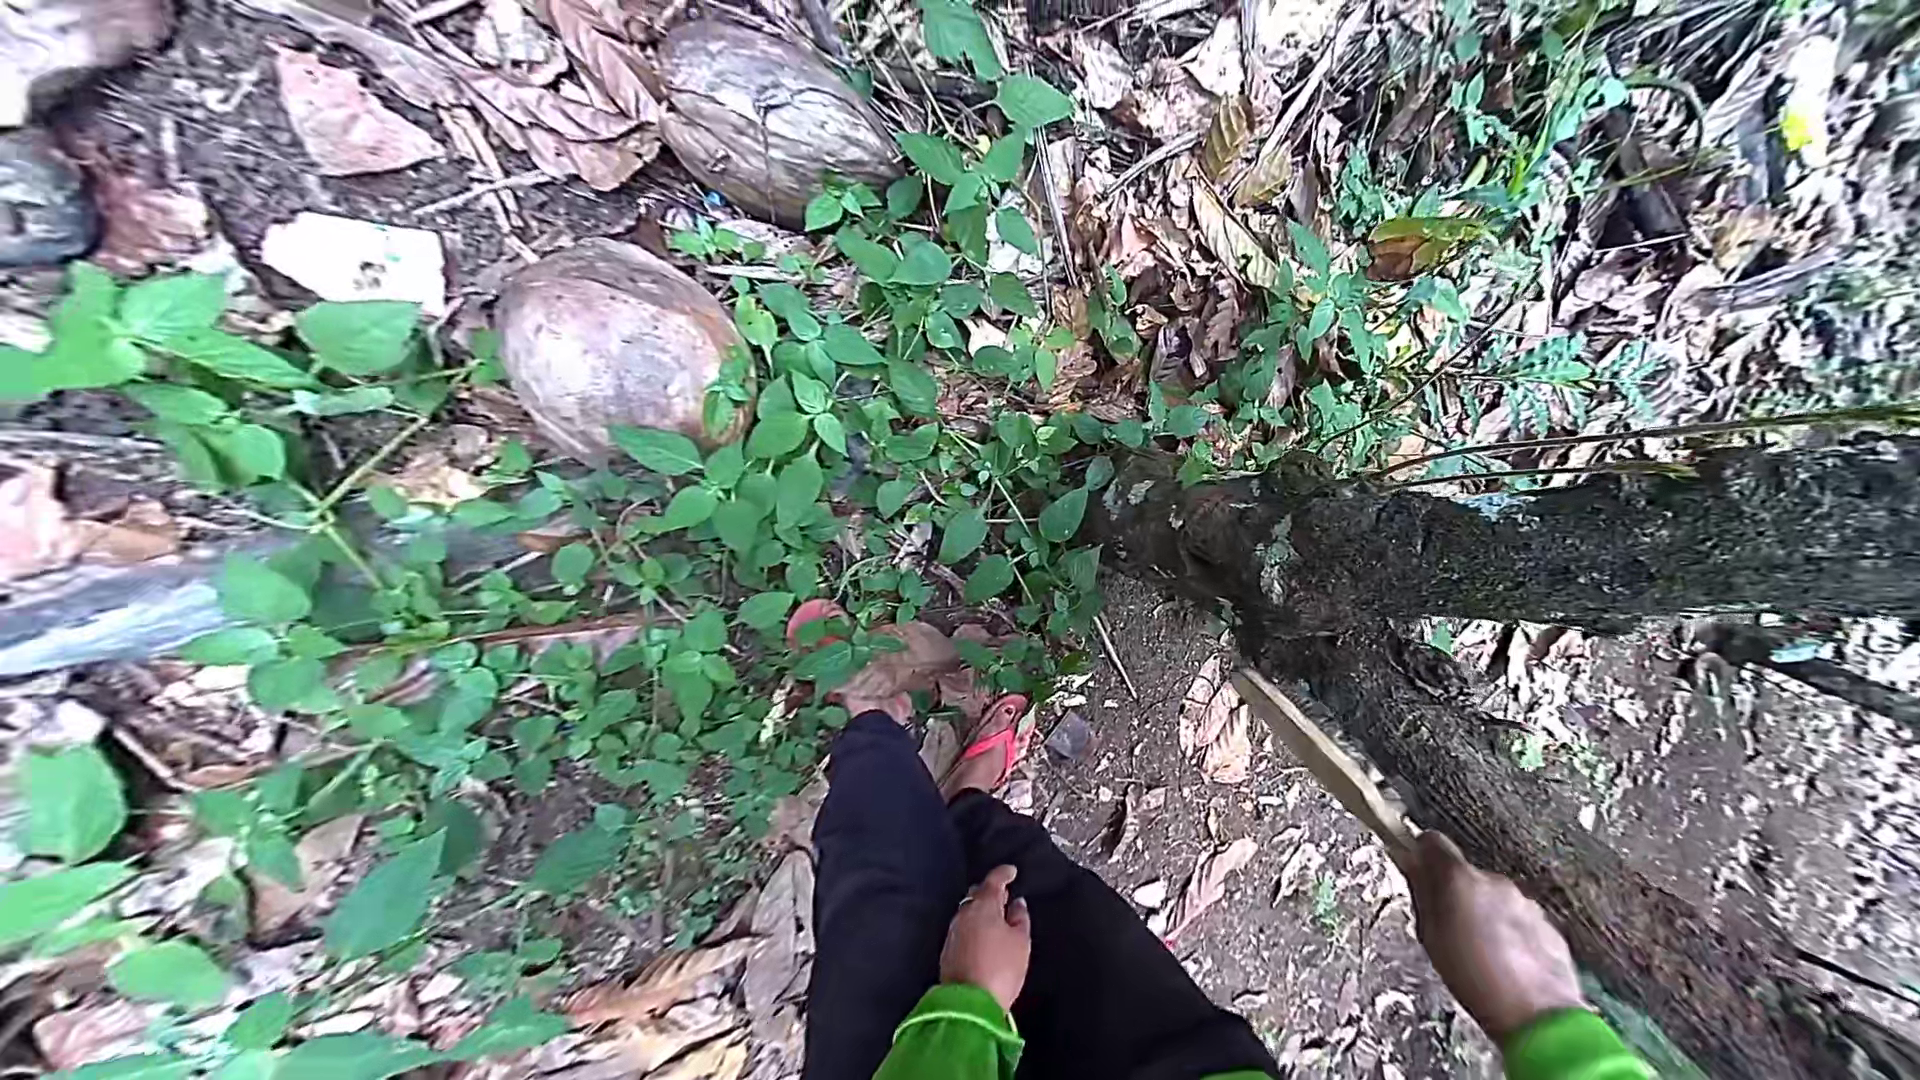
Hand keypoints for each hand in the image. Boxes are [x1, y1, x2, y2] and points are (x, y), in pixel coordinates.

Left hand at [939, 864, 1030, 1011]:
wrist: (968, 1004)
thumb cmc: (1000, 968)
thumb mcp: (1020, 943)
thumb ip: (1020, 918)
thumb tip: (1017, 903)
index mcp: (984, 905)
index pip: (994, 880)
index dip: (1004, 873)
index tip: (1012, 871)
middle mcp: (965, 912)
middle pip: (977, 893)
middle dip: (990, 891)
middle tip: (1004, 896)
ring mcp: (953, 930)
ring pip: (968, 911)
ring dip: (981, 910)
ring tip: (995, 917)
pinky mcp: (947, 949)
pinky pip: (963, 928)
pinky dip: (973, 926)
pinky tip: (982, 936)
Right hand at [1406, 831, 1586, 1041]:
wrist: (1538, 1018)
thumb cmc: (1472, 975)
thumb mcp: (1428, 931)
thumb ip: (1419, 890)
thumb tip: (1408, 861)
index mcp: (1458, 877)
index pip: (1432, 840)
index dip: (1421, 852)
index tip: (1415, 867)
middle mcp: (1493, 880)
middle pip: (1463, 872)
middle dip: (1453, 889)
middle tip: (1446, 920)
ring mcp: (1525, 903)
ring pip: (1492, 895)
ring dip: (1483, 910)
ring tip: (1479, 946)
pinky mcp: (1548, 926)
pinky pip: (1517, 916)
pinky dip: (1508, 928)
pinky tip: (1505, 957)